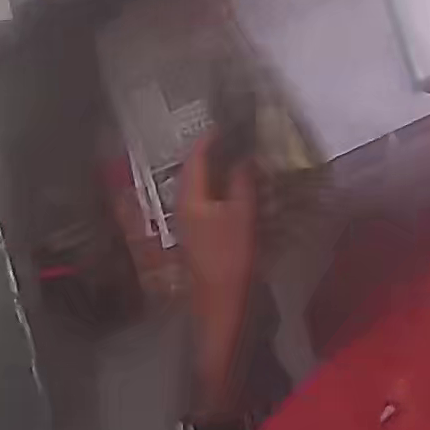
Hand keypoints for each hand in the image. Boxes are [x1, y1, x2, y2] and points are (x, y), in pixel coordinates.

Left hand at [178, 135, 257, 307]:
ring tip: (240, 158)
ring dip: (217, 169)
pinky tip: (238, 189)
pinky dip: (221, 187)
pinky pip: (208, 199)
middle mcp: (185, 206)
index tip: (225, 124)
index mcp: (190, 198)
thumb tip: (245, 156)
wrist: (221, 305)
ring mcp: (190, 222)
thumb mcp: (242, 215)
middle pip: (194, 170)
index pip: (195, 158)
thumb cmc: (230, 258)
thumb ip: (242, 182)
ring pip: (201, 185)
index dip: (209, 139)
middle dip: (212, 152)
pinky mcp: (200, 234)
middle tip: (235, 139)